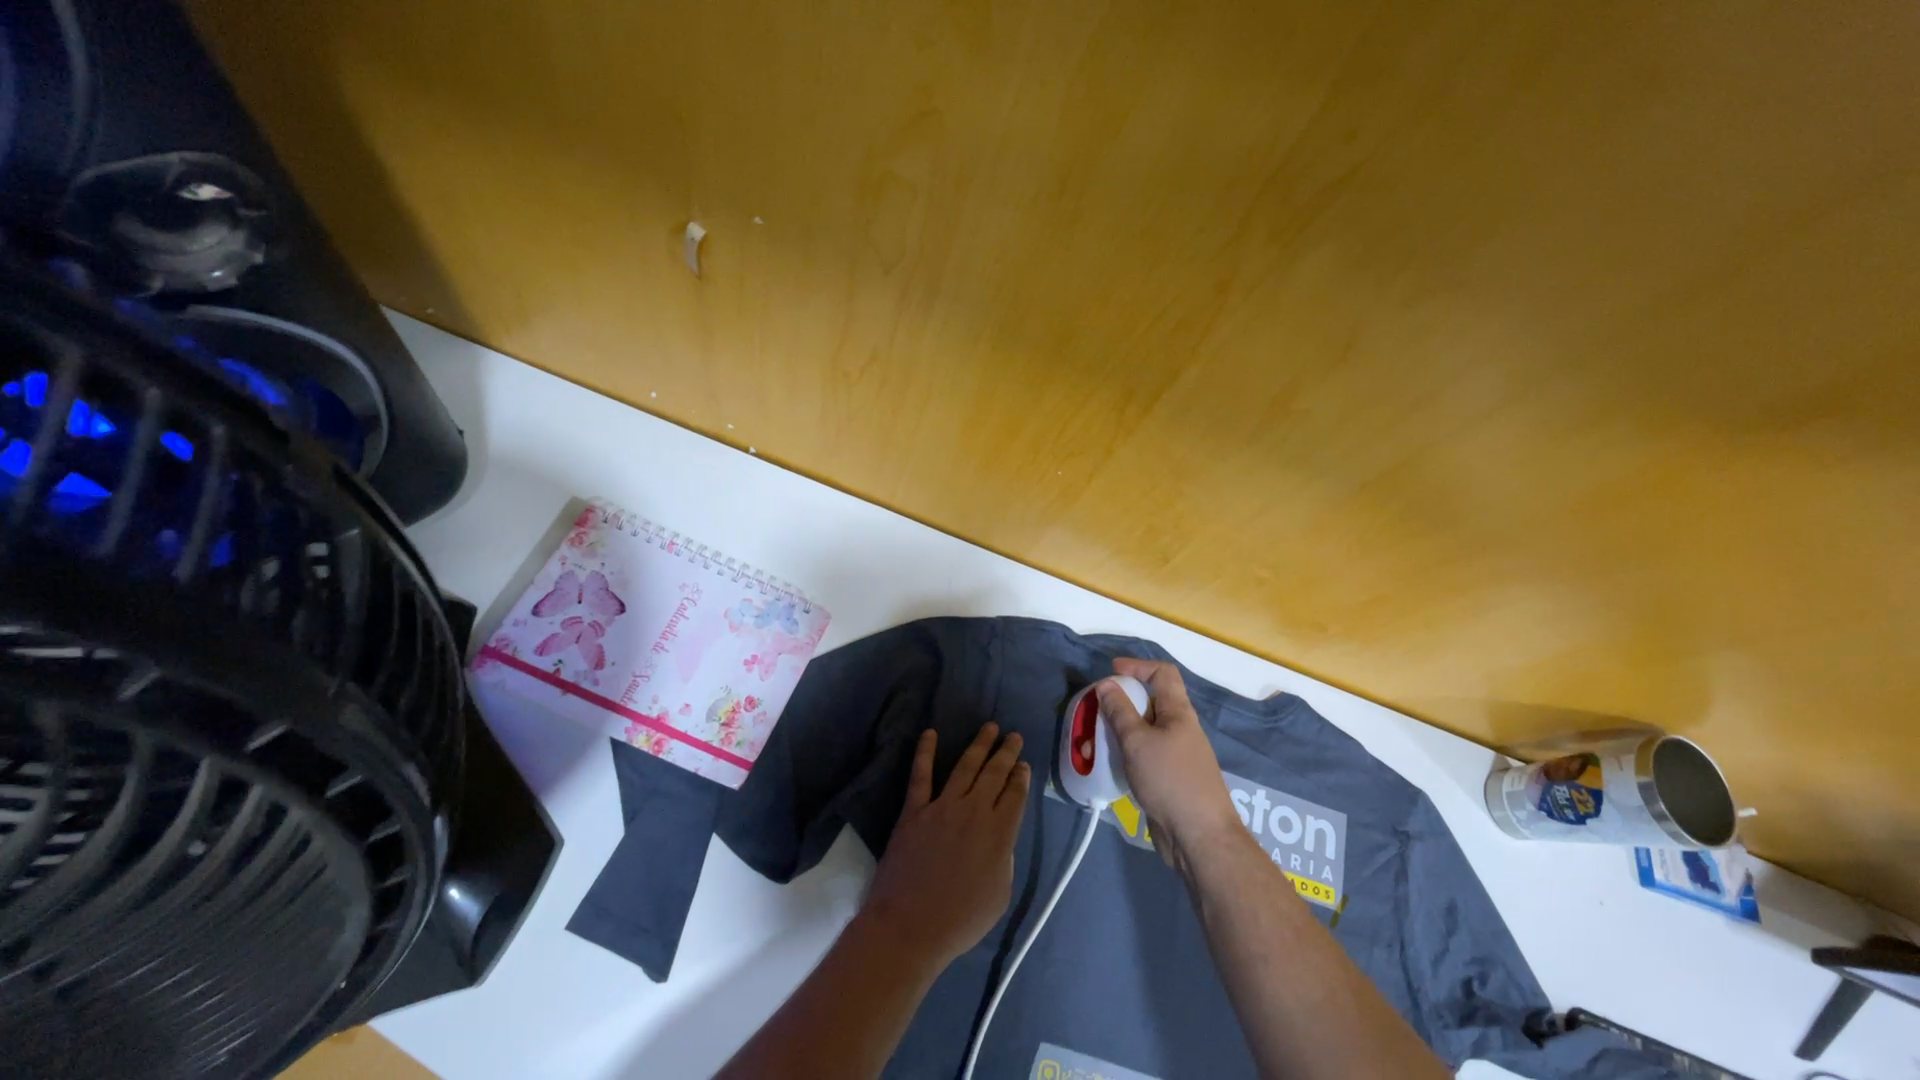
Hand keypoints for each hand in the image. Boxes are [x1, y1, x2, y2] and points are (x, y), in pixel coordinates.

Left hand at [862, 724, 1030, 967]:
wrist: (911, 926)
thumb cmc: (961, 920)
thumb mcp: (1000, 893)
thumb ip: (1003, 858)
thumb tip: (1000, 838)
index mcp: (999, 833)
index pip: (1015, 795)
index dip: (1021, 777)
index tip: (1024, 764)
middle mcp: (974, 812)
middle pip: (994, 774)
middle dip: (1007, 753)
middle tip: (1014, 736)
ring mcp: (942, 807)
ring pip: (964, 767)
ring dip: (979, 745)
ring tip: (989, 728)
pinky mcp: (914, 811)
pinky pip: (920, 775)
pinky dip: (925, 752)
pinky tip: (930, 733)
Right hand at [1096, 659, 1241, 870]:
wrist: (1199, 836)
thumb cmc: (1170, 780)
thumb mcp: (1137, 742)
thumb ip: (1120, 712)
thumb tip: (1107, 684)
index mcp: (1179, 712)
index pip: (1163, 674)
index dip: (1138, 666)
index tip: (1111, 671)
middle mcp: (1181, 729)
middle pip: (1152, 702)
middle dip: (1123, 700)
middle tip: (1096, 709)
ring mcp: (1178, 755)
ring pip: (1146, 730)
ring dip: (1122, 729)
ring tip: (1095, 738)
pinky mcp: (1171, 778)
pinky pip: (1145, 754)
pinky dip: (1127, 752)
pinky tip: (1110, 765)